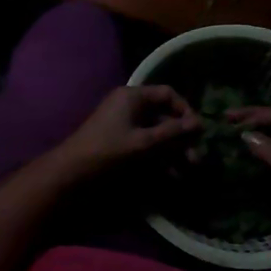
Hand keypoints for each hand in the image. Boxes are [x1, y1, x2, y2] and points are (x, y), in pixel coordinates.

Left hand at [54, 86, 201, 178]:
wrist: (71, 173)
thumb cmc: (108, 151)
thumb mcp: (145, 142)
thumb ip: (173, 132)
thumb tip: (200, 123)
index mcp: (133, 97)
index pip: (168, 94)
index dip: (185, 111)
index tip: (197, 132)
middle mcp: (129, 106)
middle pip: (164, 115)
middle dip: (181, 137)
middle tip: (195, 159)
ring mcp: (123, 124)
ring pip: (156, 133)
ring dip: (173, 151)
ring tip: (186, 171)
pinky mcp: (120, 142)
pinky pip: (145, 145)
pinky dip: (159, 157)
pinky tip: (170, 176)